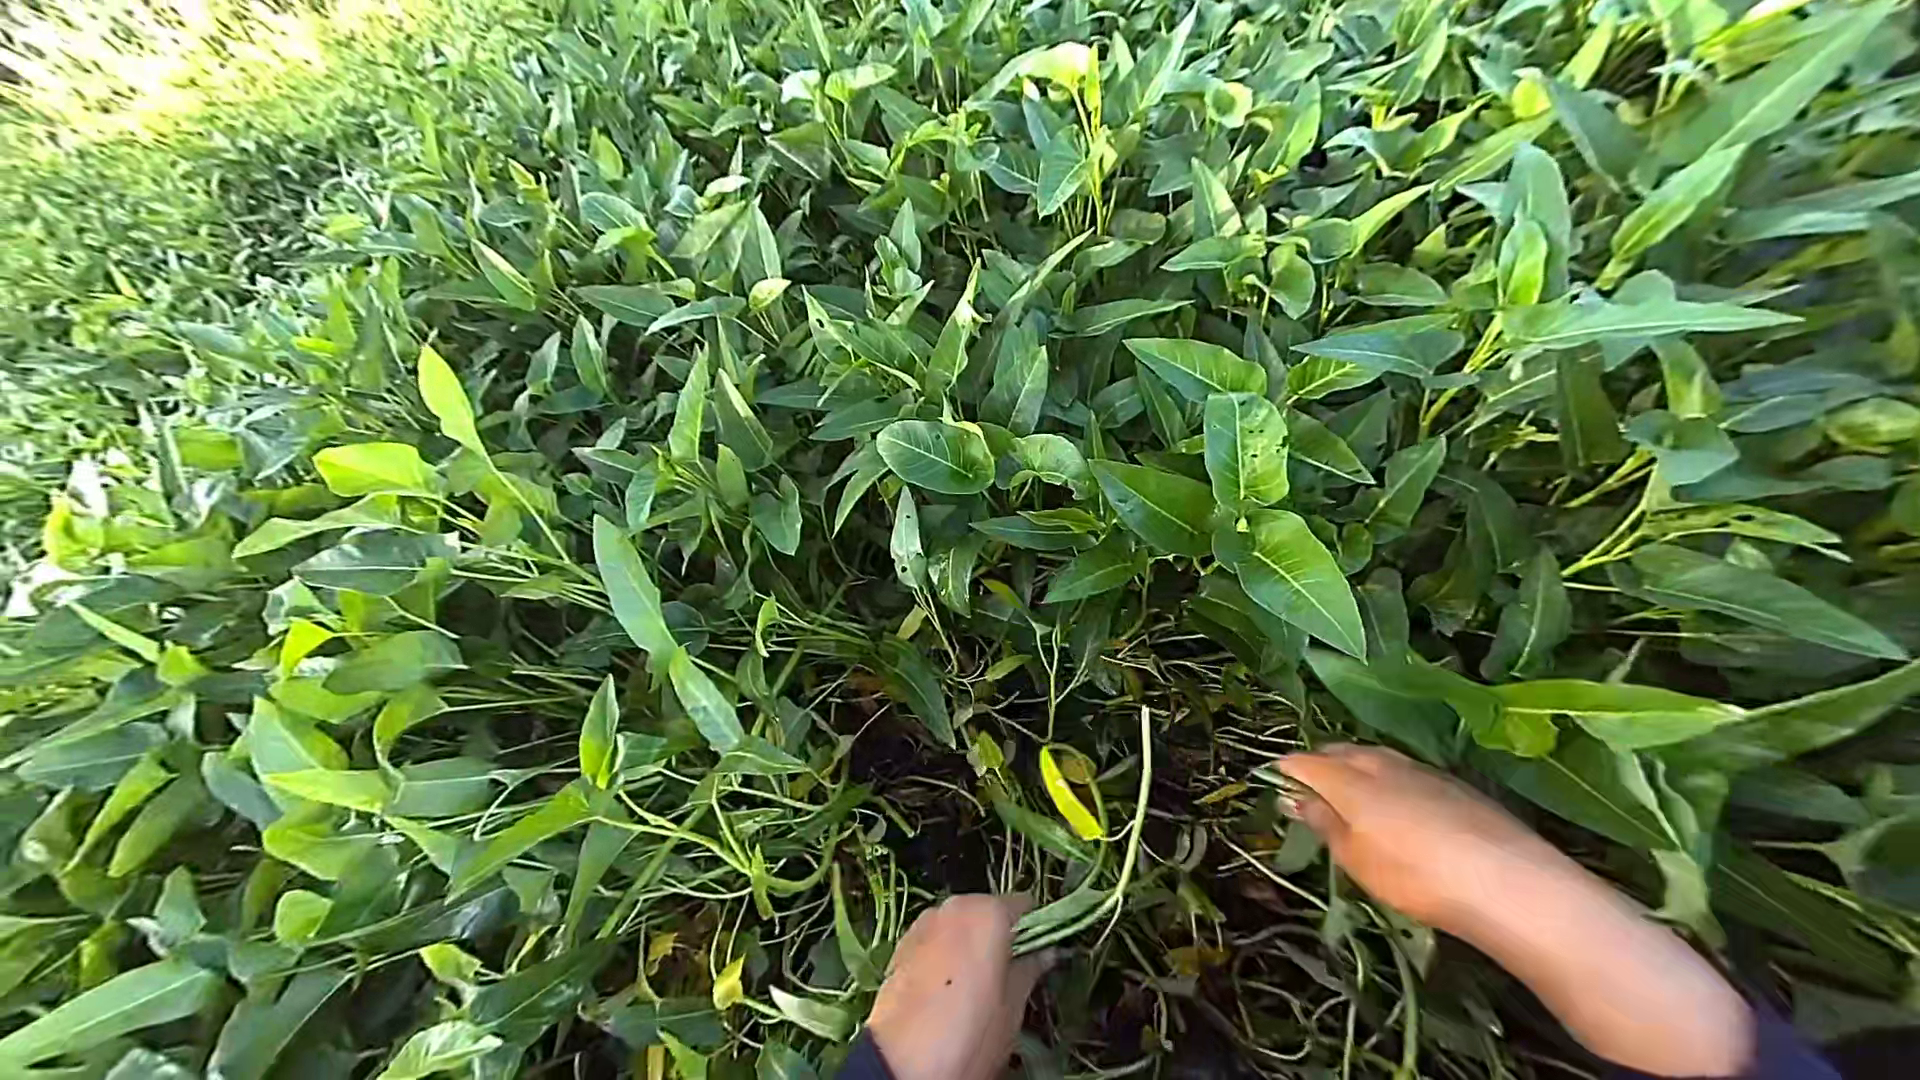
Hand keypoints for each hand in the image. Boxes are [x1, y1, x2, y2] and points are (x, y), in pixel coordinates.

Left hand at [865, 894, 1049, 1079]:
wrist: (901, 1066)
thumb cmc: (968, 1033)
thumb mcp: (1012, 1006)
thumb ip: (1031, 968)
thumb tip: (1046, 952)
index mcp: (988, 912)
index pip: (1025, 905)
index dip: (1036, 929)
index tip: (1038, 955)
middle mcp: (955, 905)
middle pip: (989, 911)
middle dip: (1000, 936)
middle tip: (1006, 975)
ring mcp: (926, 920)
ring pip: (960, 923)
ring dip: (971, 943)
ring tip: (973, 986)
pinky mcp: (903, 940)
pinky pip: (936, 937)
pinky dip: (946, 952)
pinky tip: (946, 989)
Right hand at [1279, 744, 1754, 1077]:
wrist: (1517, 887)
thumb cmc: (1416, 876)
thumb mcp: (1355, 858)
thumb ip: (1321, 821)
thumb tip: (1291, 795)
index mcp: (1345, 776)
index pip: (1300, 761)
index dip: (1285, 774)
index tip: (1282, 793)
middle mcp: (1378, 760)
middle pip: (1336, 752)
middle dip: (1319, 766)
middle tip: (1315, 797)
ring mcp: (1419, 768)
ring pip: (1372, 757)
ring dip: (1355, 771)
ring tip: (1357, 801)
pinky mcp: (1454, 782)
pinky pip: (1405, 770)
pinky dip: (1390, 781)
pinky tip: (1404, 810)